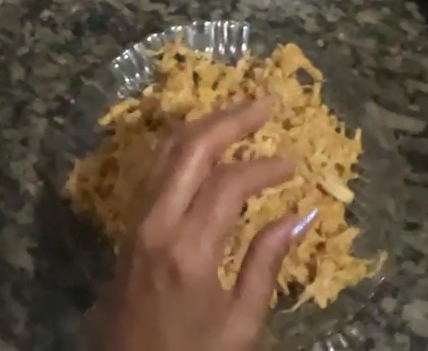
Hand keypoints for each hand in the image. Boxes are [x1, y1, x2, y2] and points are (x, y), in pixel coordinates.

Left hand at [98, 99, 314, 350]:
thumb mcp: (240, 326)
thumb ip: (267, 264)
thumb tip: (300, 214)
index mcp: (188, 250)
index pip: (229, 183)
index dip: (264, 167)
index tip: (293, 164)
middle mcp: (156, 221)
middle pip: (192, 147)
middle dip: (232, 118)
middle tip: (267, 101)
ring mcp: (136, 218)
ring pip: (167, 149)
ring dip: (205, 124)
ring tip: (240, 112)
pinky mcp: (128, 223)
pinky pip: (156, 167)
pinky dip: (184, 145)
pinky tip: (205, 142)